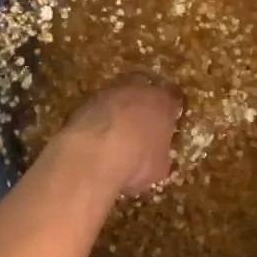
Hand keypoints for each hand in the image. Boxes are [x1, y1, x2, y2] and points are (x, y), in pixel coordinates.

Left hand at [53, 73, 183, 193]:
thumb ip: (161, 154)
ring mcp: (109, 93)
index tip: (165, 128)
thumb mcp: (159, 167)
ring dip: (118, 114)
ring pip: (118, 100)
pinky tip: (96, 141)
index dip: (168, 115)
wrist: (94, 155)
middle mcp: (138, 89)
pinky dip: (98, 121)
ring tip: (114, 138)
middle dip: (142, 110)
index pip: (171, 102)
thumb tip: (156, 156)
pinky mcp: (85, 102)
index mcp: (163, 101)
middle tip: (140, 131)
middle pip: (143, 95)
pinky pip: (98, 110)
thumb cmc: (137, 160)